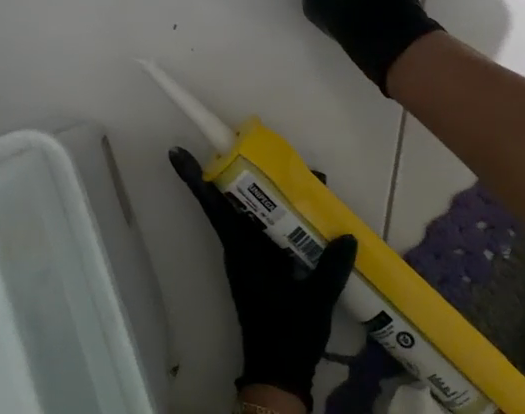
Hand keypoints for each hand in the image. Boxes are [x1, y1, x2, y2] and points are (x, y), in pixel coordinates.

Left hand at [170, 146, 357, 405]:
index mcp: (242, 252)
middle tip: (280, 157)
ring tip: (308, 180)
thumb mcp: (314, 301)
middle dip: (251, 174)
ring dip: (273, 194)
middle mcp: (240, 248)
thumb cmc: (288, 334)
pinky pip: (268, 231)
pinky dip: (284, 216)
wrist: (279, 372)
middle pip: (236, 201)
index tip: (177, 152)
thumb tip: (348, 235)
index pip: (214, 207)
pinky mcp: (263, 265)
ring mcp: (251, 257)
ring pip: (254, 214)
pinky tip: (309, 210)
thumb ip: (330, 267)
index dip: (196, 179)